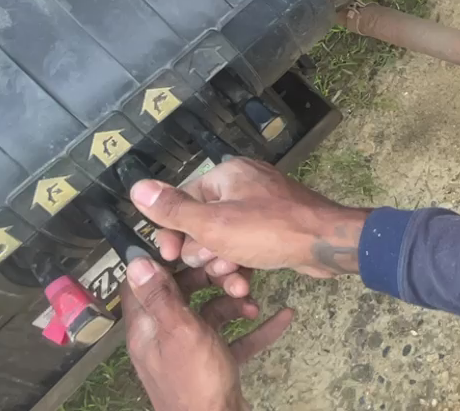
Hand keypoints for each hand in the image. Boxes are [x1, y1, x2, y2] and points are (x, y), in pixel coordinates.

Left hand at [120, 256, 291, 410]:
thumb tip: (135, 261)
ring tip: (255, 303)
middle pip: (186, 292)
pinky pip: (237, 337)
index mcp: (150, 328)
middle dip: (214, 279)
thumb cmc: (195, 379)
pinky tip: (284, 316)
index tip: (192, 245)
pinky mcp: (215, 362)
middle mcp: (167, 335)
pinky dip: (258, 328)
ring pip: (213, 311)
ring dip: (237, 302)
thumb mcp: (181, 331)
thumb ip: (162, 297)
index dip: (164, 261)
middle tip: (237, 272)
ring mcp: (192, 350)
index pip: (145, 284)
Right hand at [129, 158, 370, 278]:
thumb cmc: (268, 229)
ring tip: (235, 276)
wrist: (322, 243)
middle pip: (202, 224)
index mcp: (228, 174)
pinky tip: (245, 285)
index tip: (172, 258)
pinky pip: (244, 246)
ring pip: (222, 241)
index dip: (174, 234)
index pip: (182, 202)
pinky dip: (241, 265)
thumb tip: (137, 187)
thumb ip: (174, 209)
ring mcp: (261, 204)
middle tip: (218, 263)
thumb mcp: (213, 223)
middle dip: (205, 252)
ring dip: (223, 265)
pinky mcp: (273, 226)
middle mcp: (243, 184)